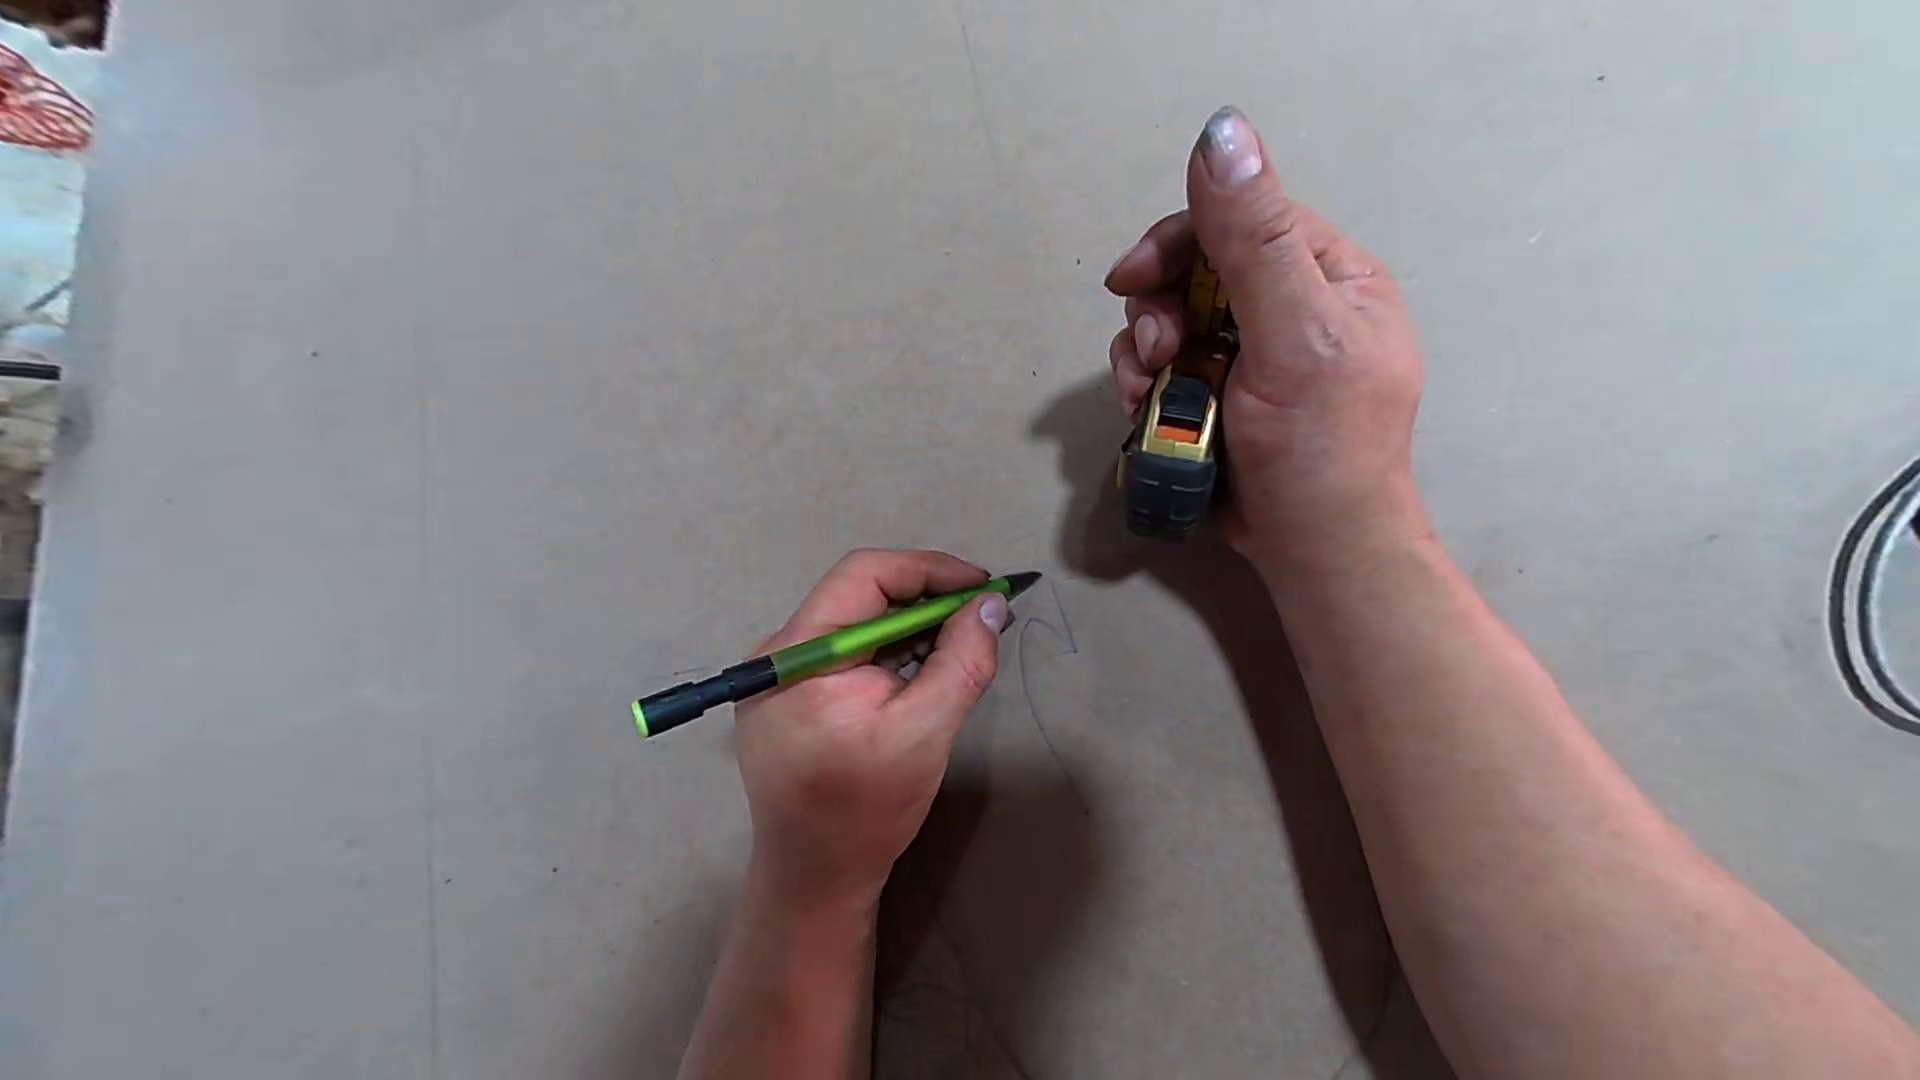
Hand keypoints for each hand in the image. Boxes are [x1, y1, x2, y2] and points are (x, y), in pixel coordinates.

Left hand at [734, 549, 1010, 905]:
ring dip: (914, 621)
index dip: (928, 568)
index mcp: (800, 653)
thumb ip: (962, 661)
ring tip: (962, 634)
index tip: (981, 585)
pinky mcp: (796, 691)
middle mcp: (783, 650)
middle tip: (980, 610)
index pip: (864, 575)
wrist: (814, 878)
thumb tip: (991, 604)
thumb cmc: (865, 811)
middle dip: (927, 595)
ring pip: (860, 620)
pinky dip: (895, 646)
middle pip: (861, 593)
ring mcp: (785, 671)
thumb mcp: (925, 734)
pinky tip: (928, 660)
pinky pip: (852, 648)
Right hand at [1104, 107, 1430, 566]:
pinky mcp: (1210, 396)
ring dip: (1141, 354)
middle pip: (1193, 276)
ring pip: (1167, 325)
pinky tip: (1143, 409)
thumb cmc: (1319, 445)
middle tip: (1154, 356)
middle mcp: (1282, 308)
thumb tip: (1220, 131)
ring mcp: (1242, 357)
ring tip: (1146, 393)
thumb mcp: (1296, 336)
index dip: (1178, 243)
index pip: (1240, 226)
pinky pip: (1161, 370)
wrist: (1310, 544)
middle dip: (1156, 312)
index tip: (1129, 280)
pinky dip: (1142, 385)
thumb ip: (1255, 241)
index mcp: (1324, 277)